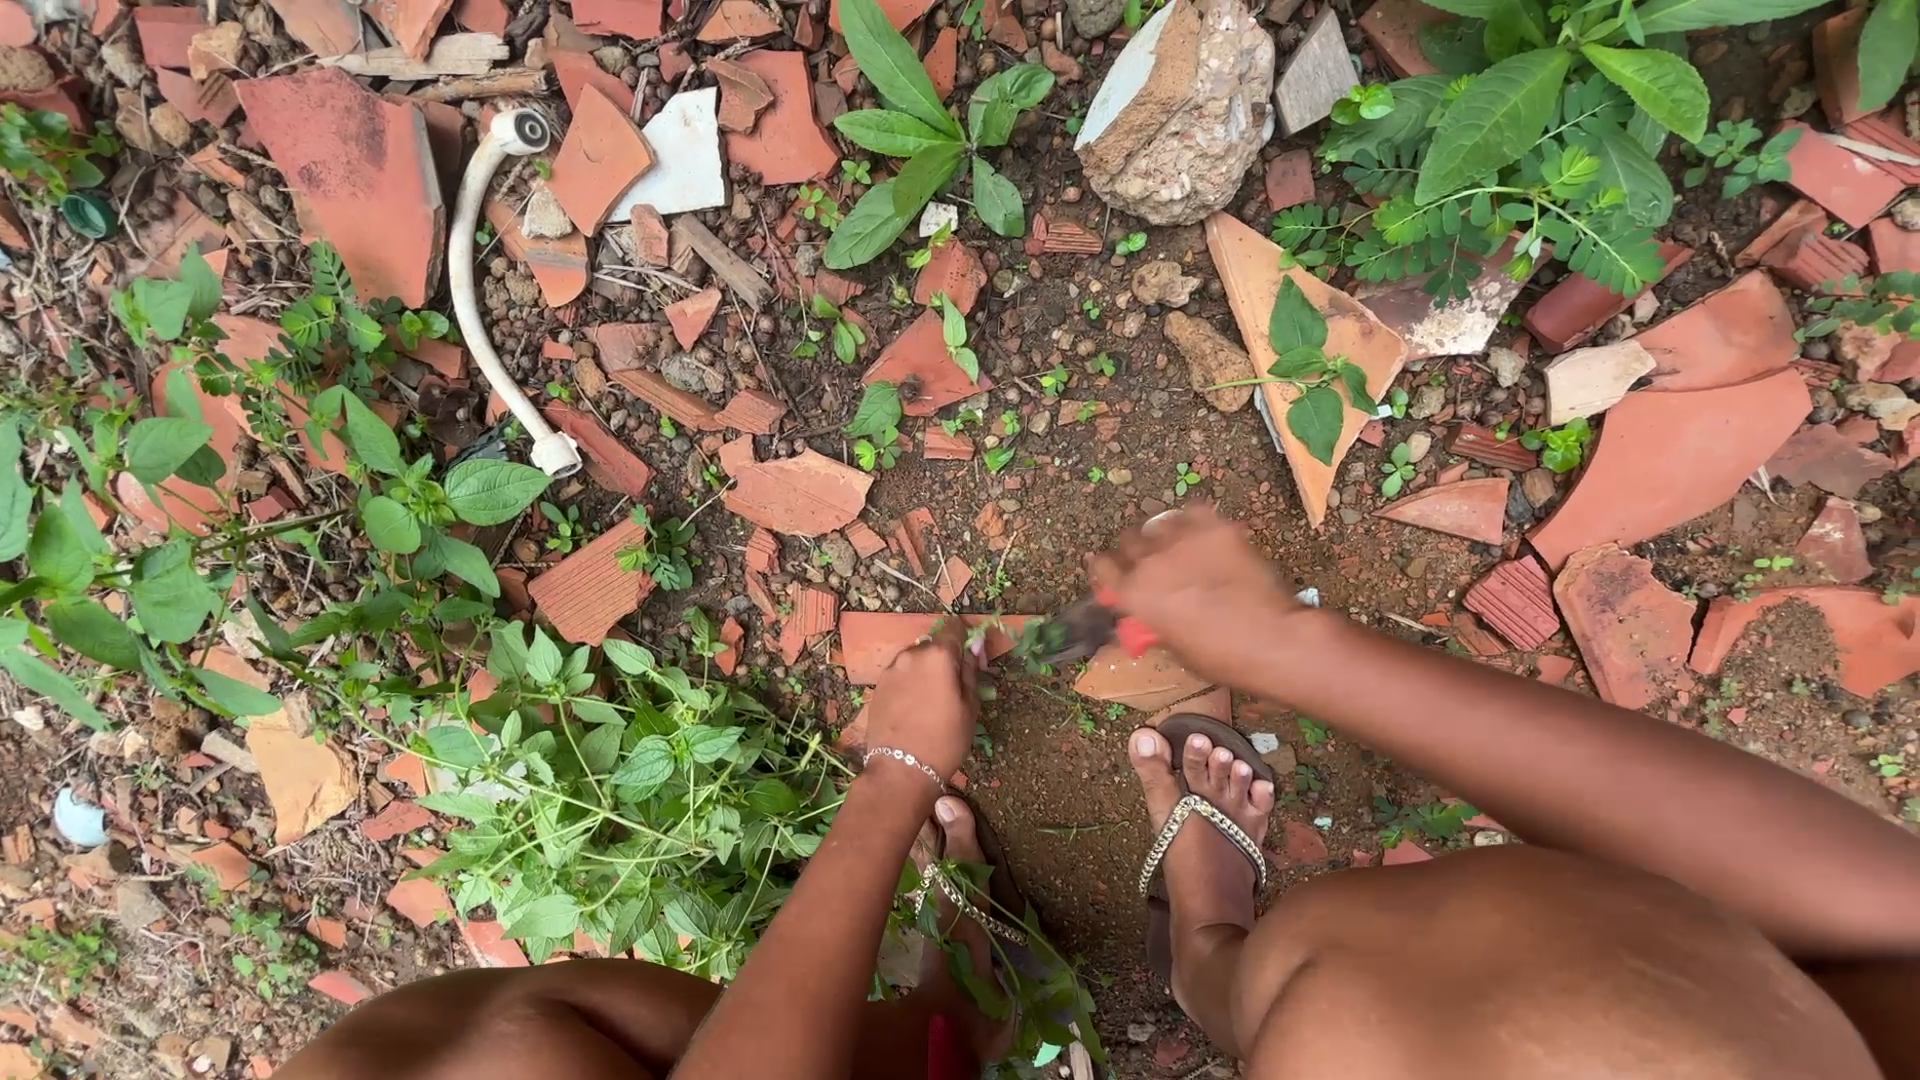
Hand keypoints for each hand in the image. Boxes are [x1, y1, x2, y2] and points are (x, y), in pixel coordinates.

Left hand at [862, 617, 978, 783]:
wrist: (900, 771)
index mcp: (938, 655)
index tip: (971, 661)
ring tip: (931, 702)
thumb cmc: (945, 740)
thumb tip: (974, 647)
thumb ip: (970, 670)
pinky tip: (914, 708)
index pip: (955, 628)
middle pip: (933, 645)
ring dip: (925, 670)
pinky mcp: (877, 686)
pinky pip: (900, 675)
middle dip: (945, 658)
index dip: (966, 640)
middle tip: (953, 687)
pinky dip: (910, 683)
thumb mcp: (970, 706)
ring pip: (915, 659)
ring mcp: (890, 670)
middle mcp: (911, 654)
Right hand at [1087, 504, 1311, 690]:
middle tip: (1155, 565)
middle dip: (1136, 552)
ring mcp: (1183, 540)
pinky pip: (1193, 512)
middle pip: (1128, 540)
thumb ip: (1152, 623)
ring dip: (1164, 536)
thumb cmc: (1220, 657)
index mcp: (1133, 594)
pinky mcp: (1215, 528)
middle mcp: (1150, 561)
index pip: (1101, 566)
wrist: (1272, 640)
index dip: (1108, 570)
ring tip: (1181, 548)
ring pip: (1159, 523)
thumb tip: (1145, 618)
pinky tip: (1203, 535)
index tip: (1118, 574)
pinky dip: (1193, 521)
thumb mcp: (1173, 648)